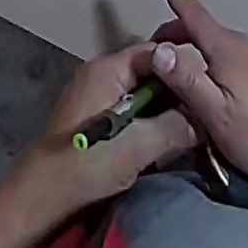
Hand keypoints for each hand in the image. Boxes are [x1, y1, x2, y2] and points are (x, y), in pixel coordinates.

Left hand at [10, 40, 200, 216]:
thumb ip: (173, 128)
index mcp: (107, 69)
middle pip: (147, 70)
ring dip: (159, 108)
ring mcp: (93, 92)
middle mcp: (99, 72)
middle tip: (199, 112)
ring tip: (186, 126)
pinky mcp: (91, 114)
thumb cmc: (87, 163)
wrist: (44, 194)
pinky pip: (126, 105)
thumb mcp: (137, 146)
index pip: (154, 53)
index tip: (204, 88)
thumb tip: (203, 120)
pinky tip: (159, 137)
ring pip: (138, 91)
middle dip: (173, 90)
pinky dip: (144, 118)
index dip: (181, 68)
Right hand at [147, 0, 247, 196]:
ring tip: (173, 74)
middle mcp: (240, 45)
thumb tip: (157, 49)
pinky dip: (205, 61)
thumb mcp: (217, 115)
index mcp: (225, 48)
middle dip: (172, 32)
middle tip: (152, 55)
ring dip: (189, 49)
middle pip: (199, 28)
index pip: (192, 12)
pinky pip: (225, 57)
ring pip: (212, 44)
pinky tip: (205, 88)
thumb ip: (186, 80)